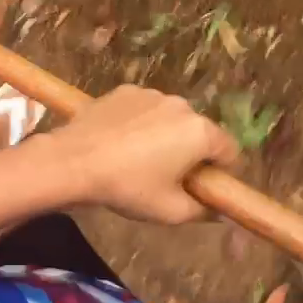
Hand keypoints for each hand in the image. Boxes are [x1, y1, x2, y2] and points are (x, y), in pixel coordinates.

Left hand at [40, 86, 239, 224]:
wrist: (73, 160)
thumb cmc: (128, 187)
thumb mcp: (171, 211)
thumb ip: (204, 211)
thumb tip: (219, 211)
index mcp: (200, 132)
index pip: (229, 151)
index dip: (221, 172)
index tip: (202, 187)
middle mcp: (181, 105)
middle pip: (198, 132)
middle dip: (190, 153)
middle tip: (167, 177)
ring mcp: (151, 93)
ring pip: (169, 119)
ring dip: (164, 135)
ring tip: (137, 160)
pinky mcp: (124, 90)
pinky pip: (143, 110)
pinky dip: (139, 123)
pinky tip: (119, 142)